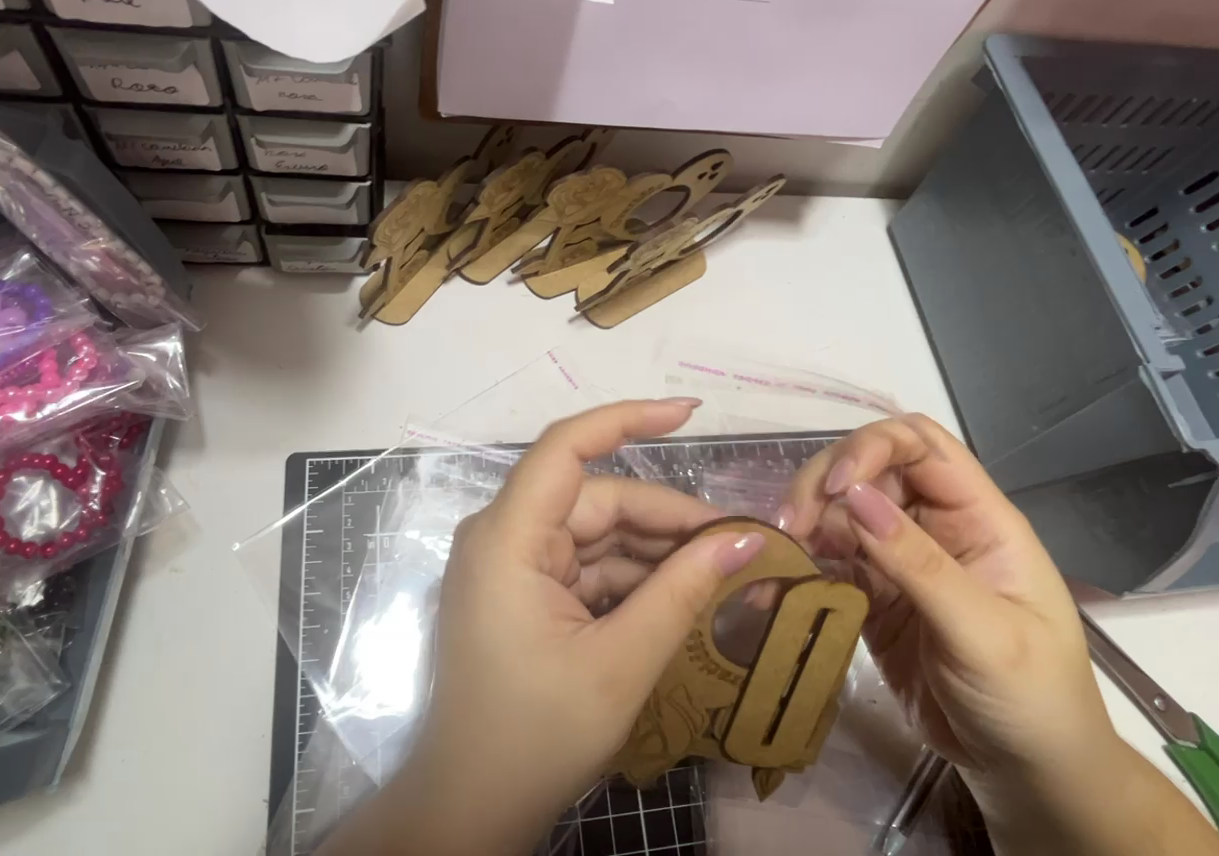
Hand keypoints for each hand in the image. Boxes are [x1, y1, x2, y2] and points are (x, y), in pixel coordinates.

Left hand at [323, 400, 765, 855]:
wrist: (473, 806)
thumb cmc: (536, 734)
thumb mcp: (621, 662)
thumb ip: (682, 593)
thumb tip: (746, 539)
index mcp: (508, 537)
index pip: (566, 448)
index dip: (627, 418)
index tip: (690, 413)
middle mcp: (504, 536)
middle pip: (596, 500)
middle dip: (668, 519)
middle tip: (741, 542)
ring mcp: (513, 565)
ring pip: (598, 535)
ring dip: (657, 552)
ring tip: (725, 570)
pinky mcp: (526, 593)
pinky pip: (587, 567)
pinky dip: (634, 578)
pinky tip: (684, 593)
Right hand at [778, 414, 1110, 773]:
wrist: (1026, 773)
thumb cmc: (1031, 699)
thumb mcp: (984, 632)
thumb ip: (917, 563)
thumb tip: (852, 496)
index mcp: (979, 519)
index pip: (922, 447)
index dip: (874, 448)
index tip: (838, 487)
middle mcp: (936, 527)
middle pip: (871, 470)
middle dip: (825, 483)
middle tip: (789, 524)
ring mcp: (901, 560)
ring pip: (842, 511)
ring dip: (806, 520)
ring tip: (779, 551)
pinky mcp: (873, 594)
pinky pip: (830, 560)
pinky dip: (801, 564)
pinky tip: (777, 581)